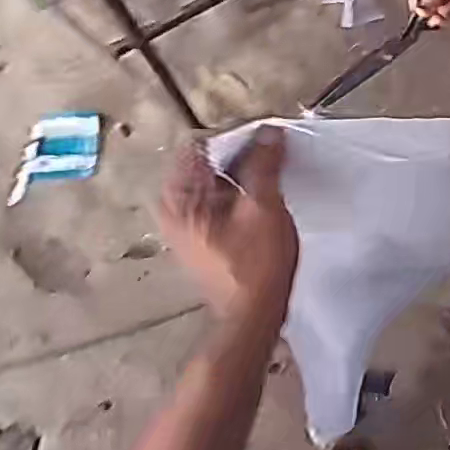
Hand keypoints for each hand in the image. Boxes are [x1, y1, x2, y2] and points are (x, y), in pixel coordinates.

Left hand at [158, 125, 297, 321]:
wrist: (253, 316)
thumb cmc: (256, 266)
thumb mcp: (264, 207)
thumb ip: (265, 164)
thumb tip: (269, 133)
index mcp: (178, 197)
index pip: (202, 145)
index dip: (237, 138)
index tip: (267, 141)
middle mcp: (174, 208)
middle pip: (208, 164)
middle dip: (243, 157)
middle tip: (275, 158)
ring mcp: (188, 225)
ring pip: (217, 184)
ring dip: (245, 177)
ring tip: (274, 179)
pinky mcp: (204, 239)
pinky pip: (221, 204)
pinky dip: (241, 197)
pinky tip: (265, 203)